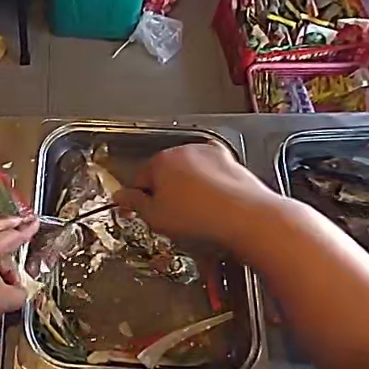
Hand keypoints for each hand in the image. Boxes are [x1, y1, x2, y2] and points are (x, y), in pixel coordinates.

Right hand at [113, 143, 286, 250]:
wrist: (246, 218)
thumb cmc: (200, 217)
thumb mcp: (155, 218)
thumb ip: (134, 204)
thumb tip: (122, 196)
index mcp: (160, 161)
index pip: (139, 179)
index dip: (138, 199)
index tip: (140, 212)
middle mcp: (184, 151)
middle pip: (164, 173)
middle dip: (164, 192)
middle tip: (171, 217)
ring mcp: (209, 154)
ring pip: (188, 172)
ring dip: (187, 188)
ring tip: (195, 214)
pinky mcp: (229, 162)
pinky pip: (210, 173)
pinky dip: (209, 185)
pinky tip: (212, 205)